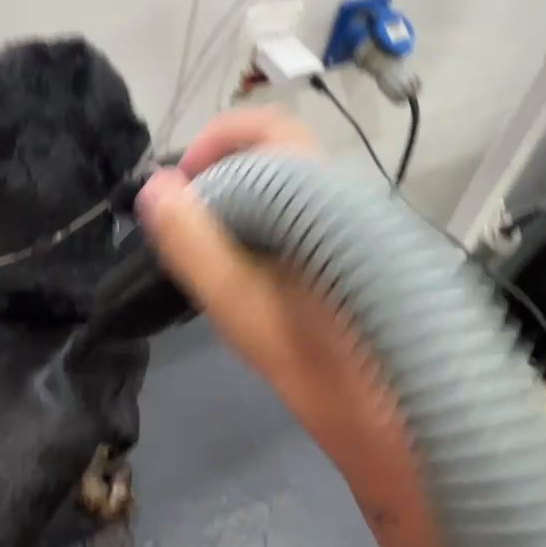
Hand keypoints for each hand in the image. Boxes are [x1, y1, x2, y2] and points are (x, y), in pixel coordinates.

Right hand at [134, 108, 401, 469]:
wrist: (392, 417)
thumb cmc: (313, 361)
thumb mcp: (238, 303)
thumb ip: (193, 242)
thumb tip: (154, 188)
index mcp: (318, 197)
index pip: (269, 129)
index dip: (218, 140)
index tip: (181, 182)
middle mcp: (342, 199)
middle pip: (274, 160)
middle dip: (220, 180)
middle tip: (185, 225)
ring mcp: (352, 229)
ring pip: (286, 192)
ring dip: (240, 207)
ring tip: (208, 253)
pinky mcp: (353, 257)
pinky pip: (299, 220)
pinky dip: (263, 229)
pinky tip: (246, 274)